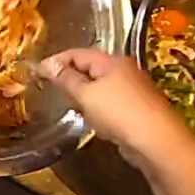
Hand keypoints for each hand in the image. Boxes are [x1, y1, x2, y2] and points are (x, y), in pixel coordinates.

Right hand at [39, 49, 194, 174]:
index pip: (78, 53)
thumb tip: (49, 65)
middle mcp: (123, 70)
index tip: (37, 71)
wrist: (157, 141)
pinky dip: (96, 108)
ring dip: (83, 94)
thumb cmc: (119, 113)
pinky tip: (91, 120)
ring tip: (68, 104)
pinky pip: (109, 102)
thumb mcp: (86, 94)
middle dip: (69, 76)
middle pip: (90, 68)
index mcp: (111, 61)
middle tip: (49, 87)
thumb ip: (66, 79)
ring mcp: (132, 90)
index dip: (56, 60)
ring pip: (99, 86)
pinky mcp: (135, 109)